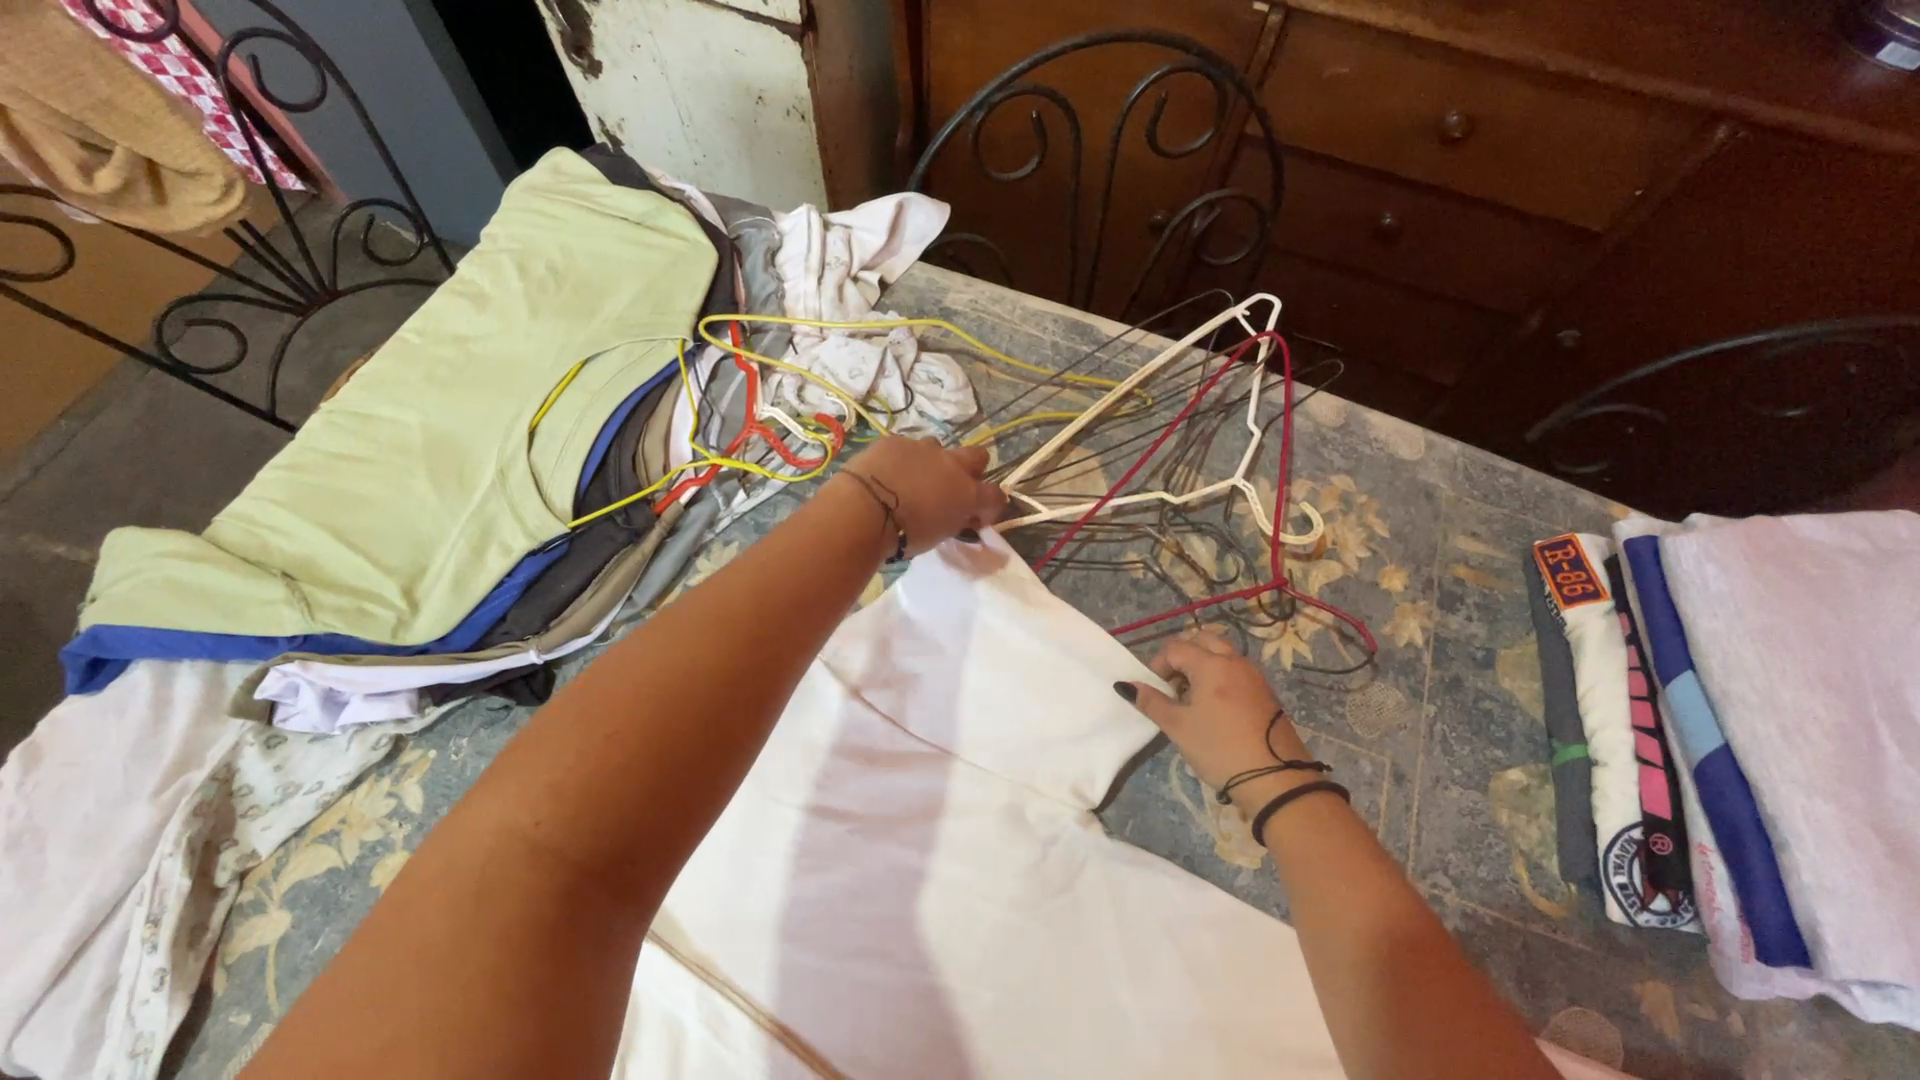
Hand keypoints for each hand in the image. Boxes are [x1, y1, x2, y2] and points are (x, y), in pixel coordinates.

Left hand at [832, 436, 1006, 557]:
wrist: (865, 509)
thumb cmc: (904, 534)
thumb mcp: (938, 536)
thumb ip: (955, 521)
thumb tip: (961, 517)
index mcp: (967, 493)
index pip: (995, 495)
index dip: (991, 506)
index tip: (978, 518)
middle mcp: (952, 465)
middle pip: (977, 456)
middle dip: (972, 469)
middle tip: (954, 486)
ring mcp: (924, 449)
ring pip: (939, 447)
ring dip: (933, 461)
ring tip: (914, 478)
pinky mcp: (896, 441)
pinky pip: (906, 447)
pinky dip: (902, 459)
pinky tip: (886, 472)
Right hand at [1117, 631, 1314, 812]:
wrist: (1275, 778)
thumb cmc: (1219, 749)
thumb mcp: (1178, 727)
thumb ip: (1151, 702)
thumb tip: (1126, 686)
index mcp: (1211, 664)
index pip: (1175, 648)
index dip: (1158, 665)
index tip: (1154, 692)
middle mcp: (1234, 661)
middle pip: (1202, 641)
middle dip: (1182, 657)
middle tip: (1173, 686)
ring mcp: (1253, 676)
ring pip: (1222, 654)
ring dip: (1202, 665)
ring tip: (1192, 698)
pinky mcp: (1265, 692)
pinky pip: (1236, 670)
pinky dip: (1220, 676)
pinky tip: (1215, 708)